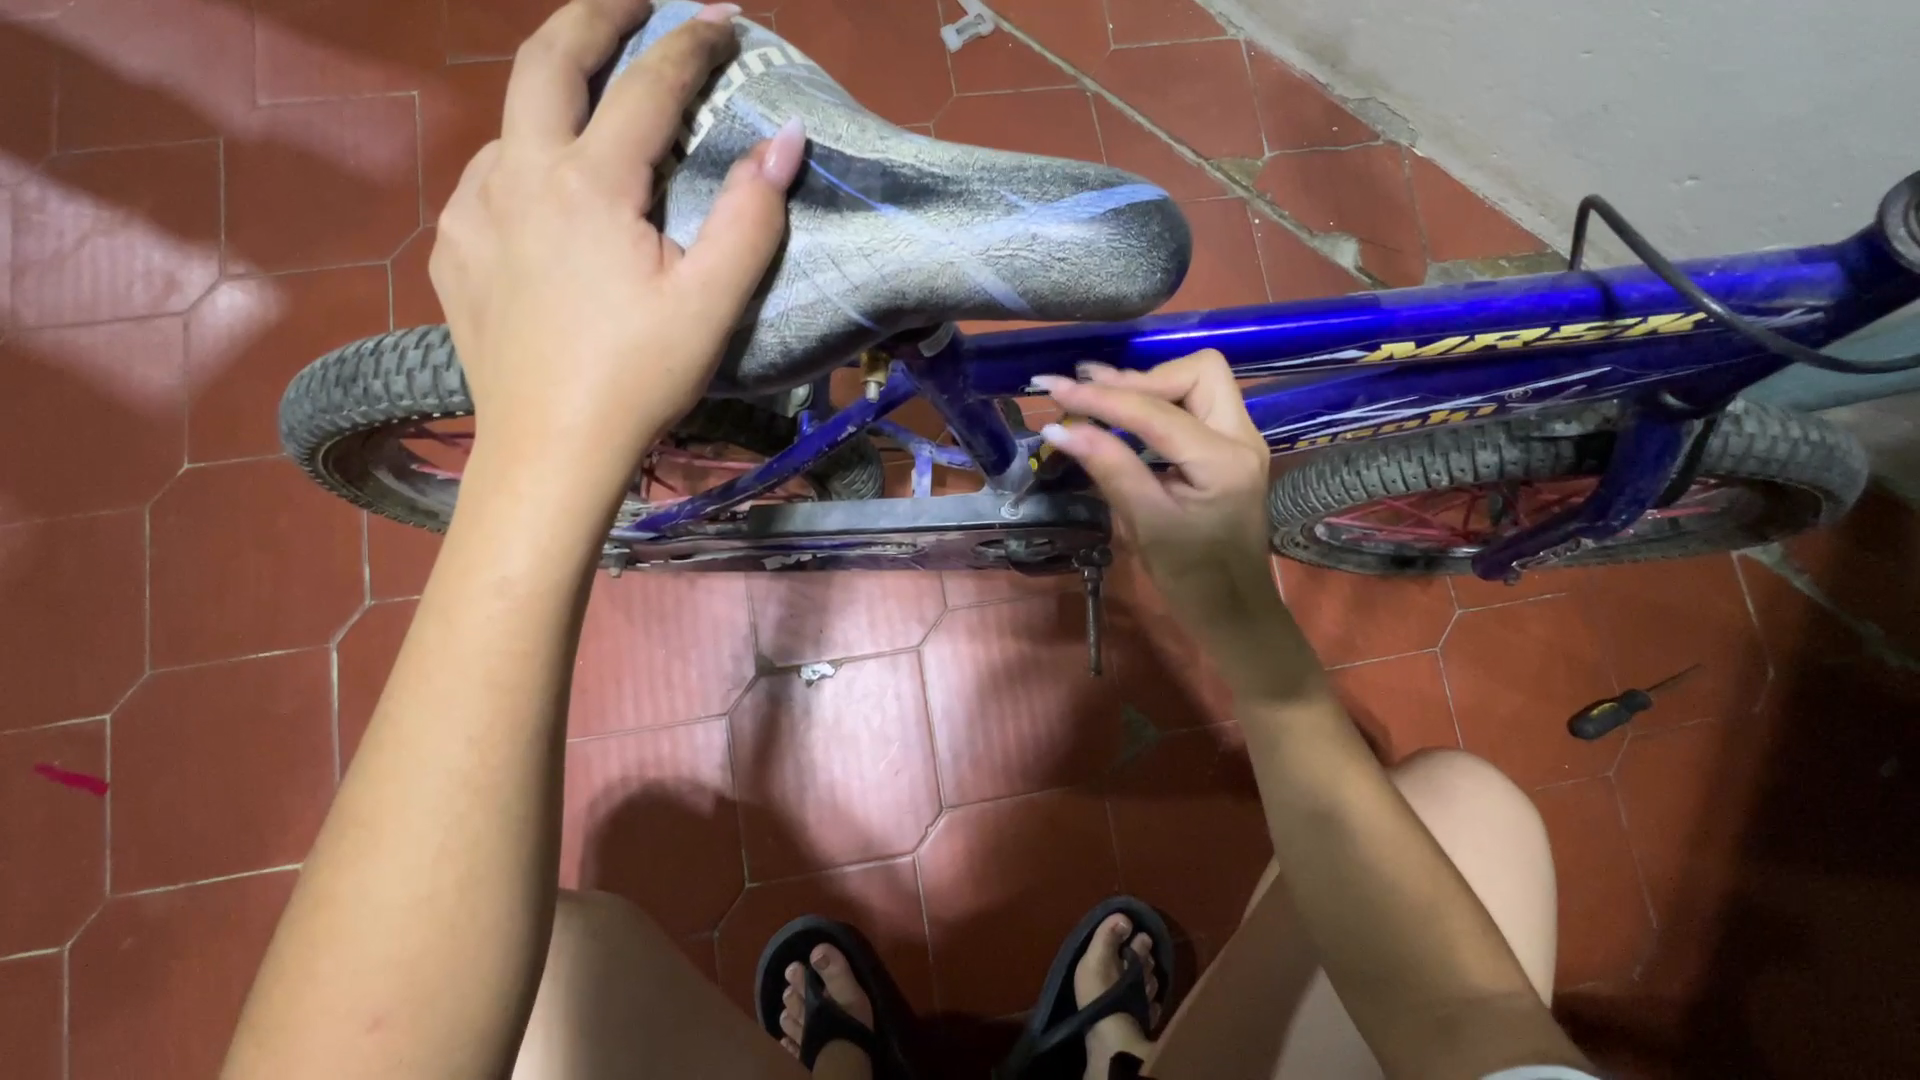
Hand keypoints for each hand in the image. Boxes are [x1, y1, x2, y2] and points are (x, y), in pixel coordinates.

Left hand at [430, 0, 802, 500]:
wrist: (551, 448)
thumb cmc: (640, 377)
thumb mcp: (711, 304)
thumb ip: (751, 219)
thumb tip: (784, 140)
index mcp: (590, 183)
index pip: (648, 86)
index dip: (690, 43)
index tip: (723, 16)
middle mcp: (520, 174)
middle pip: (546, 59)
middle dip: (595, 14)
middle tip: (632, 0)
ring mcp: (475, 210)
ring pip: (511, 122)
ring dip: (555, 99)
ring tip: (592, 116)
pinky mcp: (454, 250)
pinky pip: (487, 180)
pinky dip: (524, 165)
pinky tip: (544, 199)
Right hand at [1034, 352, 1285, 646]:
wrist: (1235, 611)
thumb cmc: (1191, 579)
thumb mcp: (1145, 524)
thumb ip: (1109, 467)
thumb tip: (1060, 428)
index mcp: (1223, 461)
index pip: (1155, 412)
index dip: (1101, 398)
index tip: (1054, 389)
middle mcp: (1241, 437)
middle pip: (1194, 372)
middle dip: (1137, 378)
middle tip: (1085, 392)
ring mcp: (1240, 440)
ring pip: (1197, 381)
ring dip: (1147, 385)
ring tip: (1093, 391)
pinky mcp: (1229, 448)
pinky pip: (1195, 404)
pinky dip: (1157, 401)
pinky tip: (1120, 411)